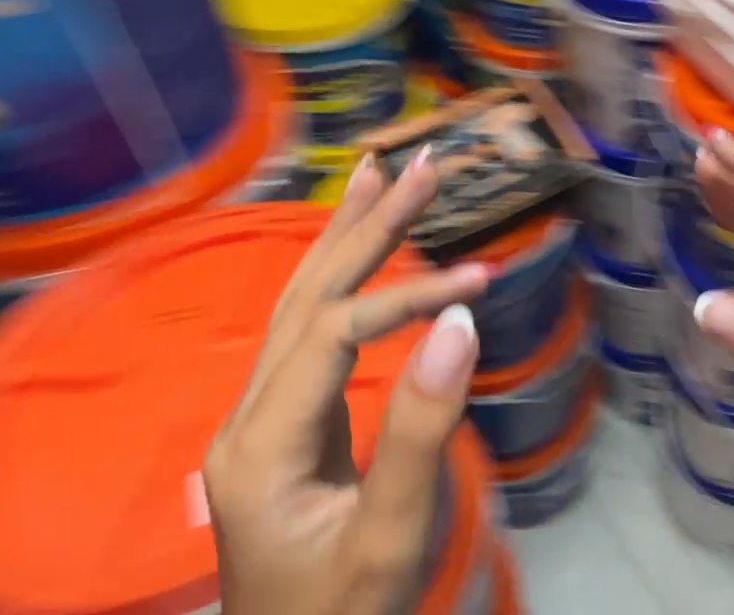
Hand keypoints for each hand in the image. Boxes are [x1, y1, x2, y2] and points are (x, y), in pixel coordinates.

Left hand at [205, 151, 491, 614]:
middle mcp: (248, 414)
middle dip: (368, 223)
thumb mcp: (391, 535)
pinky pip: (311, 328)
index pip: (338, 330)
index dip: (410, 294)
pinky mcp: (287, 421)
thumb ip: (421, 428)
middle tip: (425, 163)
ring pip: (301, 302)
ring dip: (346, 234)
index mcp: (263, 442)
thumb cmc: (348, 609)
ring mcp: (261, 416)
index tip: (485, 281)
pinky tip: (359, 248)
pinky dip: (340, 274)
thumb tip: (460, 322)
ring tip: (380, 171)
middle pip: (308, 294)